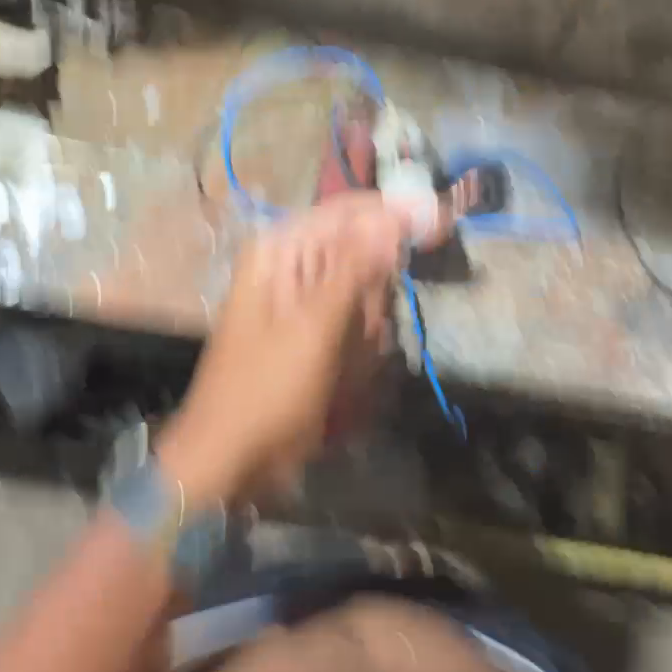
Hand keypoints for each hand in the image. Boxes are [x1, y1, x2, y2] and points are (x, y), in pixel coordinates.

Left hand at [156, 192, 407, 505]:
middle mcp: (292, 265)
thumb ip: (356, 266)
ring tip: (340, 368)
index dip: (396, 213)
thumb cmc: (267, 390)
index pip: (350, 210)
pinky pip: (356, 327)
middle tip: (356, 341)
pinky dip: (358, 352)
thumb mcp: (315, 326)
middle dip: (371, 301)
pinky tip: (338, 380)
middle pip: (362, 256)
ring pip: (365, 296)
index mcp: (281, 249)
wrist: (229, 461)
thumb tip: (393, 214)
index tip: (442, 224)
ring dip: (365, 333)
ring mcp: (303, 300)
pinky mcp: (315, 333)